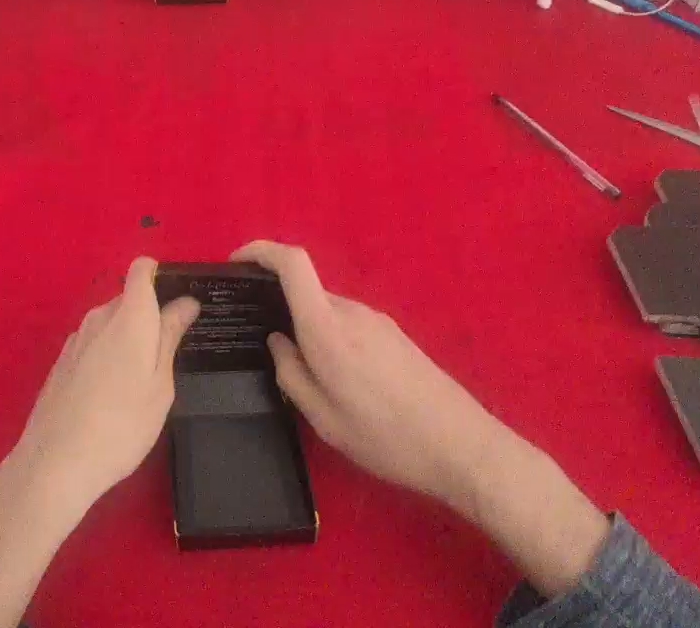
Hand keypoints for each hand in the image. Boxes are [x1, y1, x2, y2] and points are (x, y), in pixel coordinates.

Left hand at [0, 257, 199, 627]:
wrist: (56, 462)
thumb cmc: (122, 425)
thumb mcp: (160, 385)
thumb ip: (170, 337)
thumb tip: (185, 301)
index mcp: (128, 317)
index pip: (141, 270)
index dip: (161, 275)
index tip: (180, 299)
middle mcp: (99, 317)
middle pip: (128, 298)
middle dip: (150, 314)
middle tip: (173, 349)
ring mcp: (76, 339)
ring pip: (110, 322)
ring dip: (129, 336)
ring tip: (146, 376)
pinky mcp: (63, 361)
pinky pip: (94, 342)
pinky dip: (109, 353)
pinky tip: (115, 390)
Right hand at [235, 240, 608, 596]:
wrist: (464, 448)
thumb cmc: (386, 437)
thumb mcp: (323, 418)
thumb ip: (291, 373)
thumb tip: (278, 341)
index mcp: (327, 328)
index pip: (293, 263)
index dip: (260, 251)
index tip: (235, 264)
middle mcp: (352, 312)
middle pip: (306, 291)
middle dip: (279, 308)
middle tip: (265, 348)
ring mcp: (377, 321)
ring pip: (327, 312)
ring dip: (308, 330)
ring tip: (306, 376)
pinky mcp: (393, 336)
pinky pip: (348, 325)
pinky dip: (331, 339)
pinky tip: (340, 381)